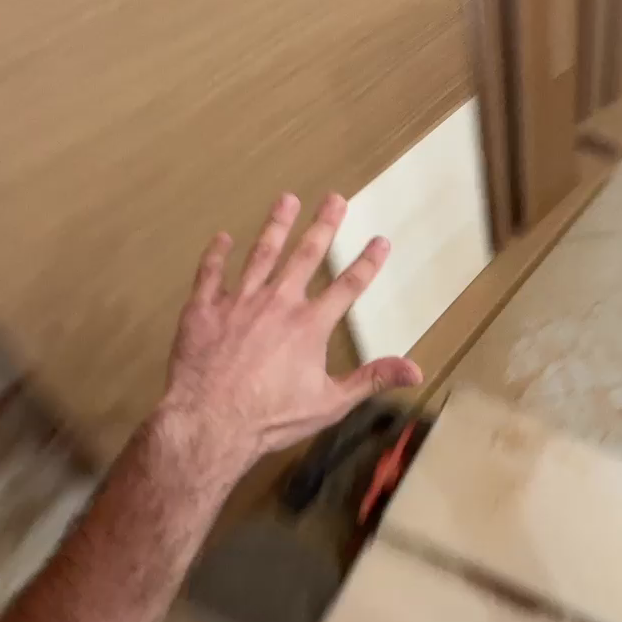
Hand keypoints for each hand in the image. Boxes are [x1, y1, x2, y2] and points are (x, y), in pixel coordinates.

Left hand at [158, 191, 422, 469]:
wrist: (209, 423)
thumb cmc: (272, 417)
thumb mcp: (331, 403)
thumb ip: (372, 379)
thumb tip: (417, 372)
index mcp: (310, 325)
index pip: (348, 286)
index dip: (368, 262)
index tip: (381, 240)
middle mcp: (278, 303)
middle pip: (305, 255)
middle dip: (323, 225)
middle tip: (334, 198)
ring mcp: (239, 302)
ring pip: (261, 254)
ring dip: (275, 226)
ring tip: (286, 200)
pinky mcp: (204, 309)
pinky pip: (210, 274)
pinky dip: (216, 254)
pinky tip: (222, 238)